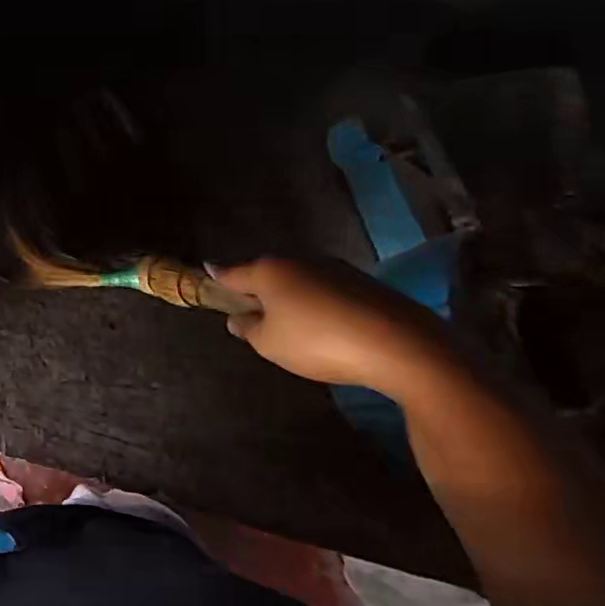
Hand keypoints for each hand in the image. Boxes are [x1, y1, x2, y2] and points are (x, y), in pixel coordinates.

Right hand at [211, 257, 462, 397]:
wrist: (398, 343)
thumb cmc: (318, 342)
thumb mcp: (270, 344)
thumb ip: (248, 329)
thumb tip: (238, 317)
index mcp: (269, 271)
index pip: (232, 272)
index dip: (217, 276)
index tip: (206, 270)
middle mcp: (298, 260)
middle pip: (267, 273)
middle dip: (256, 288)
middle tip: (250, 311)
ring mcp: (333, 267)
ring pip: (298, 280)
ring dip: (289, 296)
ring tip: (288, 322)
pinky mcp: (361, 282)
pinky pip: (324, 289)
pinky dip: (316, 302)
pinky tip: (322, 324)